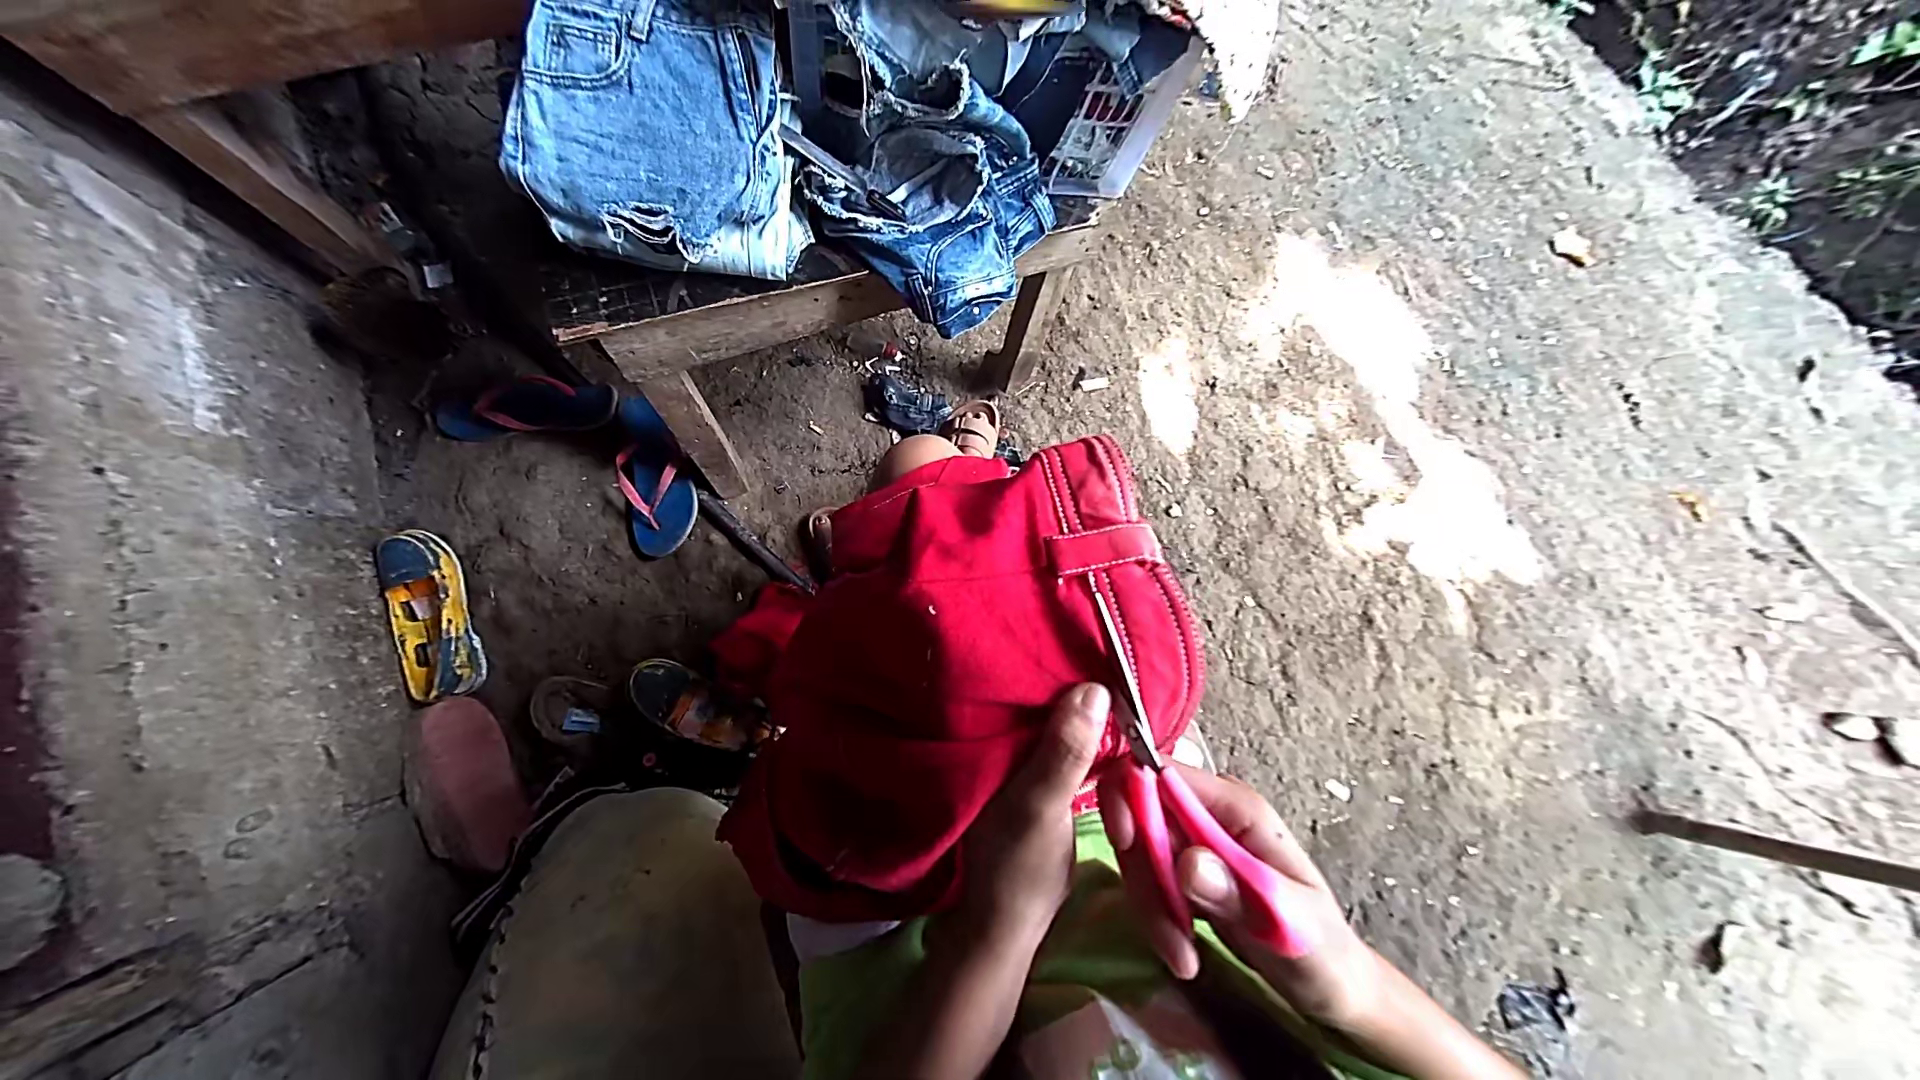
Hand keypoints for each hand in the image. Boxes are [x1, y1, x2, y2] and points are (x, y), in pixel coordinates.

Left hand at [857, 685, 1110, 1079]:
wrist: (1011, 925)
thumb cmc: (1019, 865)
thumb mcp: (1041, 805)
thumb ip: (1064, 752)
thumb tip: (1095, 689)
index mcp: (997, 739)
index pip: (1035, 688)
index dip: (1070, 671)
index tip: (1114, 662)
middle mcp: (1009, 743)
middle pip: (1054, 706)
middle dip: (1088, 698)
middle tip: (1132, 689)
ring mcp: (1027, 763)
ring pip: (1066, 728)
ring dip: (1094, 724)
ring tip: (1131, 712)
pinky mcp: (1045, 782)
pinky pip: (1072, 753)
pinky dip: (1092, 749)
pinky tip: (1116, 744)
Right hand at [1097, 765, 1380, 1026]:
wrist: (1333, 986)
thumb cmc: (1323, 953)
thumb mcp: (1292, 928)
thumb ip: (1239, 892)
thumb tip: (1187, 860)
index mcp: (1235, 806)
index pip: (1158, 771)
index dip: (1131, 796)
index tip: (1126, 846)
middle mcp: (1208, 811)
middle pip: (1137, 811)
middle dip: (1143, 870)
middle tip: (1169, 931)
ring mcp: (1192, 837)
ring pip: (1135, 848)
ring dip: (1148, 903)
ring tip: (1182, 954)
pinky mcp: (1180, 865)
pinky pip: (1143, 875)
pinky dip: (1152, 913)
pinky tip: (1181, 948)